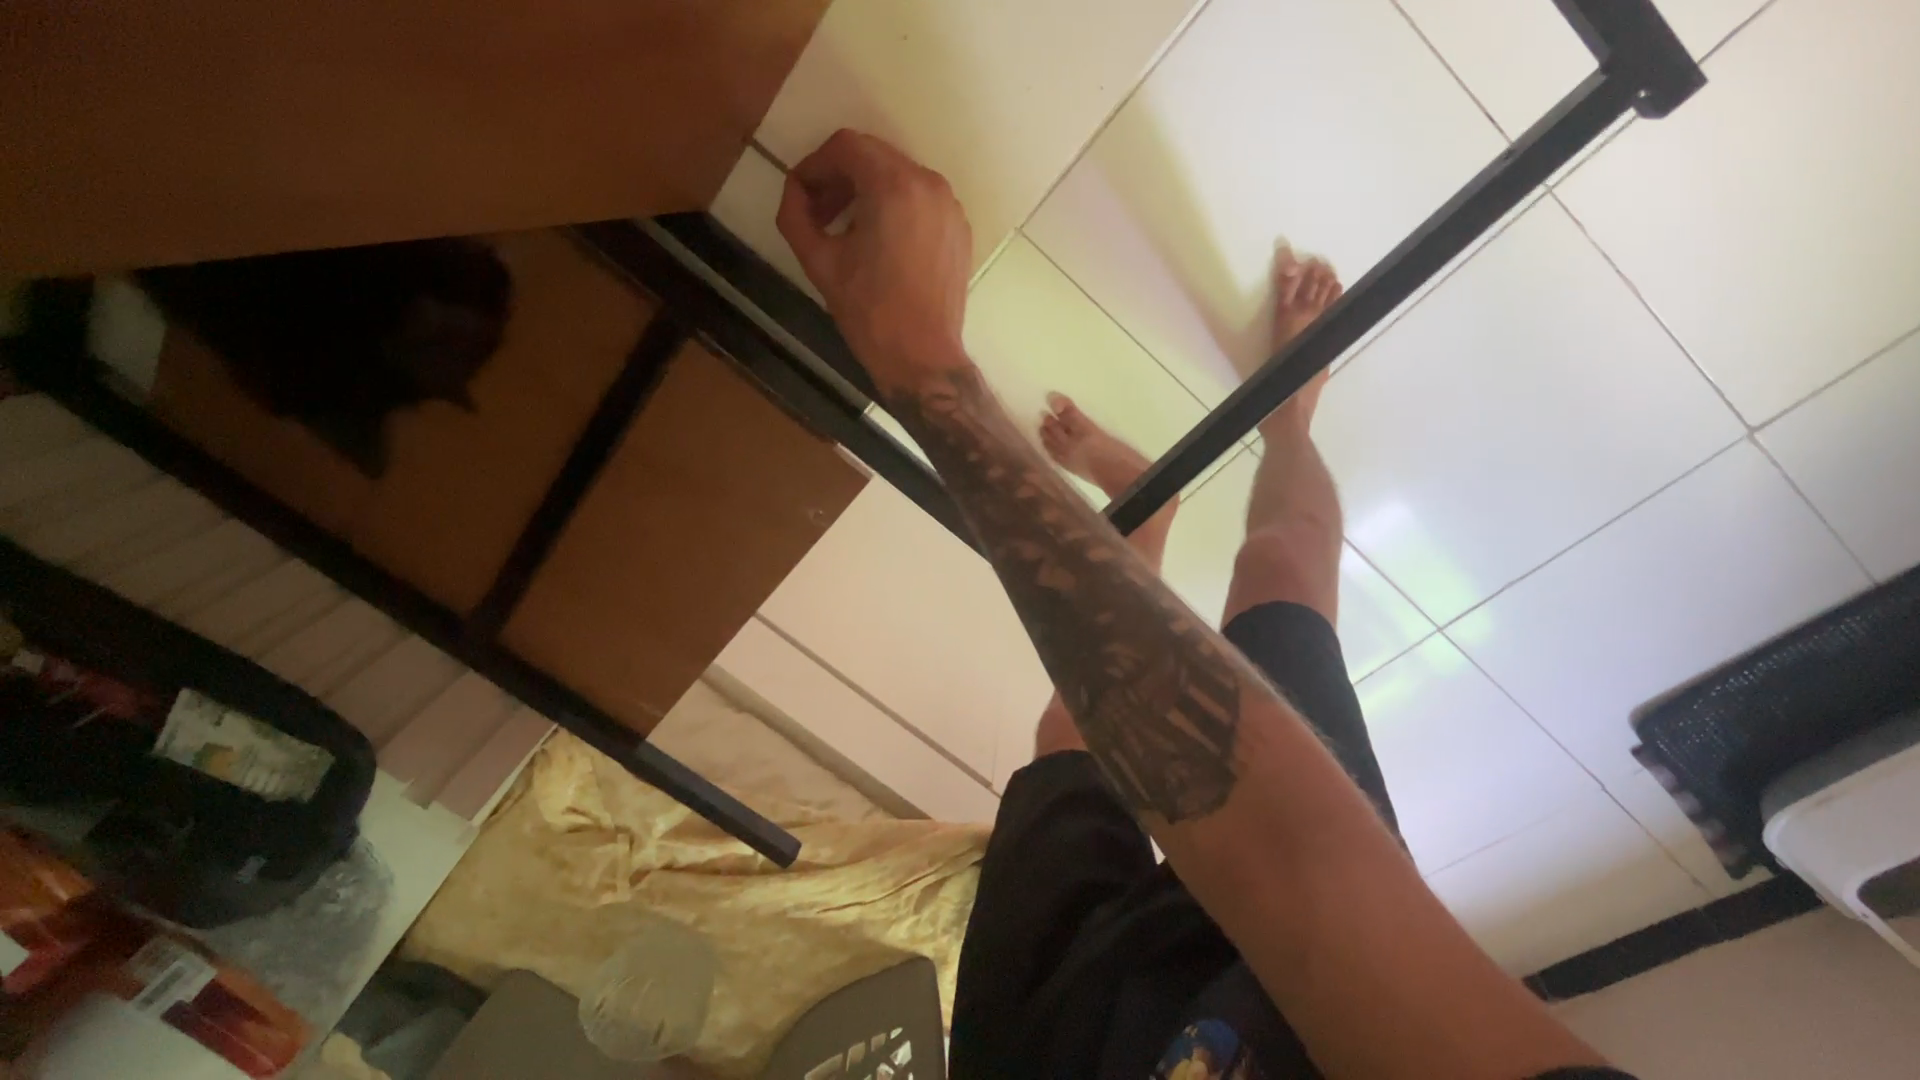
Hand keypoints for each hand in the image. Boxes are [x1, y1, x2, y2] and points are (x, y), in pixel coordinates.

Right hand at [777, 129, 973, 394]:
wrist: (922, 356)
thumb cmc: (869, 312)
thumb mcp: (819, 262)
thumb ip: (795, 215)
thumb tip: (794, 190)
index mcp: (894, 187)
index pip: (847, 146)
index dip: (815, 165)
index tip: (800, 193)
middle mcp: (929, 185)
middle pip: (874, 157)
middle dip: (840, 177)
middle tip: (818, 212)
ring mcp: (950, 207)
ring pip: (899, 176)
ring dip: (867, 191)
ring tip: (846, 229)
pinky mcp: (959, 229)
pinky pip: (921, 201)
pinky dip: (895, 208)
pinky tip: (879, 243)